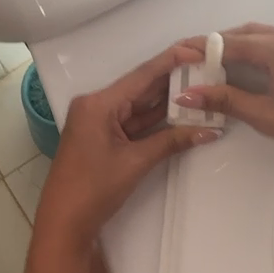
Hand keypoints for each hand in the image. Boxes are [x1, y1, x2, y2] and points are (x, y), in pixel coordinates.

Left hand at [34, 43, 222, 246]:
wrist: (64, 223)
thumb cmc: (93, 189)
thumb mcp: (135, 162)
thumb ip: (171, 141)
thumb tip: (209, 130)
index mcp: (98, 104)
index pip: (141, 75)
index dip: (172, 61)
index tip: (199, 49)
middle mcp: (96, 106)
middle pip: (140, 88)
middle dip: (174, 81)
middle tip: (208, 69)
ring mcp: (97, 122)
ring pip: (138, 105)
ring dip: (167, 101)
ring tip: (202, 87)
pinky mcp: (102, 138)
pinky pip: (132, 122)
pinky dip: (155, 120)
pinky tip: (181, 113)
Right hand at [174, 5, 273, 178]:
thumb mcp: (268, 117)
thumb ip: (228, 101)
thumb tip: (189, 94)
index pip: (230, 44)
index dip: (202, 50)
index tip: (180, 57)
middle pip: (247, 34)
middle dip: (219, 46)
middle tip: (196, 63)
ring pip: (268, 32)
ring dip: (243, 42)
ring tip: (224, 61)